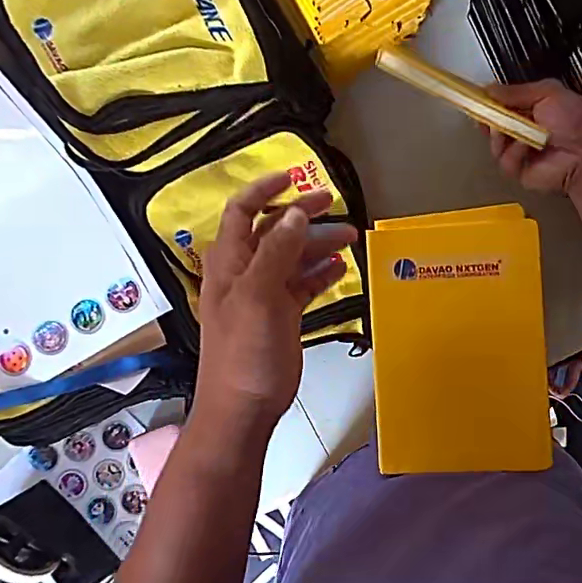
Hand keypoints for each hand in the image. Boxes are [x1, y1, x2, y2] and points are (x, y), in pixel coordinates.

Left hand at [190, 173, 357, 433]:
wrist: (243, 406)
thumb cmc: (244, 353)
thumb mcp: (258, 297)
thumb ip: (275, 253)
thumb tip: (296, 213)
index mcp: (230, 264)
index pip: (241, 213)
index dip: (263, 191)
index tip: (292, 176)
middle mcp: (246, 274)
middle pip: (274, 233)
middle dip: (302, 216)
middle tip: (334, 205)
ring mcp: (265, 296)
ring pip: (293, 258)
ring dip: (318, 245)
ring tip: (350, 238)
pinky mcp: (282, 316)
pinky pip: (302, 285)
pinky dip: (320, 274)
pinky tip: (340, 268)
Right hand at [485, 80, 581, 195]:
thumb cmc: (575, 121)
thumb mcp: (546, 92)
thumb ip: (516, 91)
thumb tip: (489, 89)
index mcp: (529, 110)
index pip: (500, 106)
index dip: (488, 104)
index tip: (478, 100)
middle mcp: (522, 131)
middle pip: (492, 126)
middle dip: (489, 121)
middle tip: (492, 116)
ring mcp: (520, 152)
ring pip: (494, 145)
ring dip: (502, 137)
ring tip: (516, 132)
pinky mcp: (520, 171)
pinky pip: (505, 162)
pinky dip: (514, 153)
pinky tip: (527, 147)